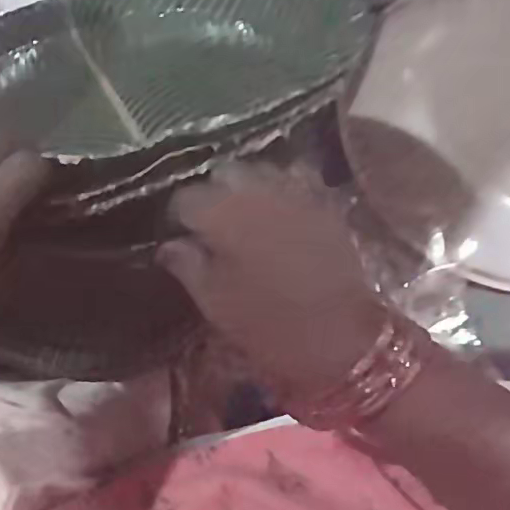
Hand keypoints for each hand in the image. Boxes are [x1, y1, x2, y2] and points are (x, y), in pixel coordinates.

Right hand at [159, 162, 386, 400]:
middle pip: (224, 174)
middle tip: (207, 222)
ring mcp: (297, 196)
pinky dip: (280, 192)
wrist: (340, 337)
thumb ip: (186, 265)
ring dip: (247, 188)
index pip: (185, 198)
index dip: (177, 216)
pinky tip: (275, 214)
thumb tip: (169, 245)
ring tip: (241, 213)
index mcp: (222, 216)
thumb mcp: (212, 300)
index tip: (178, 233)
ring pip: (262, 171)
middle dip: (212, 193)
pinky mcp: (326, 207)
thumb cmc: (263, 323)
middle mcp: (259, 194)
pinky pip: (295, 182)